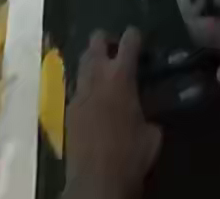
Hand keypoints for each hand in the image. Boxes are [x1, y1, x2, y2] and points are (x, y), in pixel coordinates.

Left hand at [64, 28, 161, 198]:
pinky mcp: (67, 106)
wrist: (95, 183)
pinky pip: (77, 85)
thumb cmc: (129, 157)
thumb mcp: (152, 136)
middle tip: (118, 54)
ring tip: (106, 76)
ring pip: (83, 59)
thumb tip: (148, 114)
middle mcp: (97, 74)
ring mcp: (78, 89)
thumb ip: (151, 114)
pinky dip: (86, 86)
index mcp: (121, 76)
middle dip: (108, 40)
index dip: (135, 36)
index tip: (140, 42)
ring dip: (95, 61)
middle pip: (97, 39)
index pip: (129, 39)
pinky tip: (95, 102)